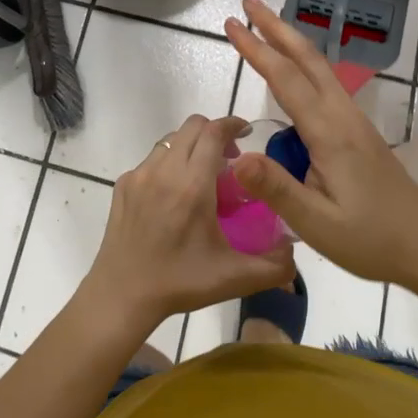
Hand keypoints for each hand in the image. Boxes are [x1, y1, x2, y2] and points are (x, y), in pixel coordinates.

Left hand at [81, 114, 295, 331]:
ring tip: (202, 176)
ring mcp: (139, 175)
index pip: (213, 133)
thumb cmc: (180, 283)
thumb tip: (294, 253)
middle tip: (230, 159)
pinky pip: (152, 160)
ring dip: (191, 147)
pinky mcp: (124, 185)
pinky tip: (175, 195)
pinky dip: (169, 164)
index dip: (232, 124)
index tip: (247, 132)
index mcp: (192, 185)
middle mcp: (164, 170)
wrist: (123, 293)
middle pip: (192, 127)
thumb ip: (273, 267)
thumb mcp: (234, 278)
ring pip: (170, 141)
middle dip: (214, 133)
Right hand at [223, 0, 417, 285]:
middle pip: (308, 59)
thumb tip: (235, 157)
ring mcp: (354, 122)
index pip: (286, 79)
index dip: (257, 50)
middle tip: (249, 2)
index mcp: (329, 133)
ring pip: (320, 69)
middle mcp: (342, 117)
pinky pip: (325, 85)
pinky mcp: (359, 133)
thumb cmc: (371, 239)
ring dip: (290, 43)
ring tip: (265, 26)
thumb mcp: (317, 223)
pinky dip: (303, 64)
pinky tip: (294, 74)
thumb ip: (276, 189)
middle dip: (276, 28)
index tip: (233, 24)